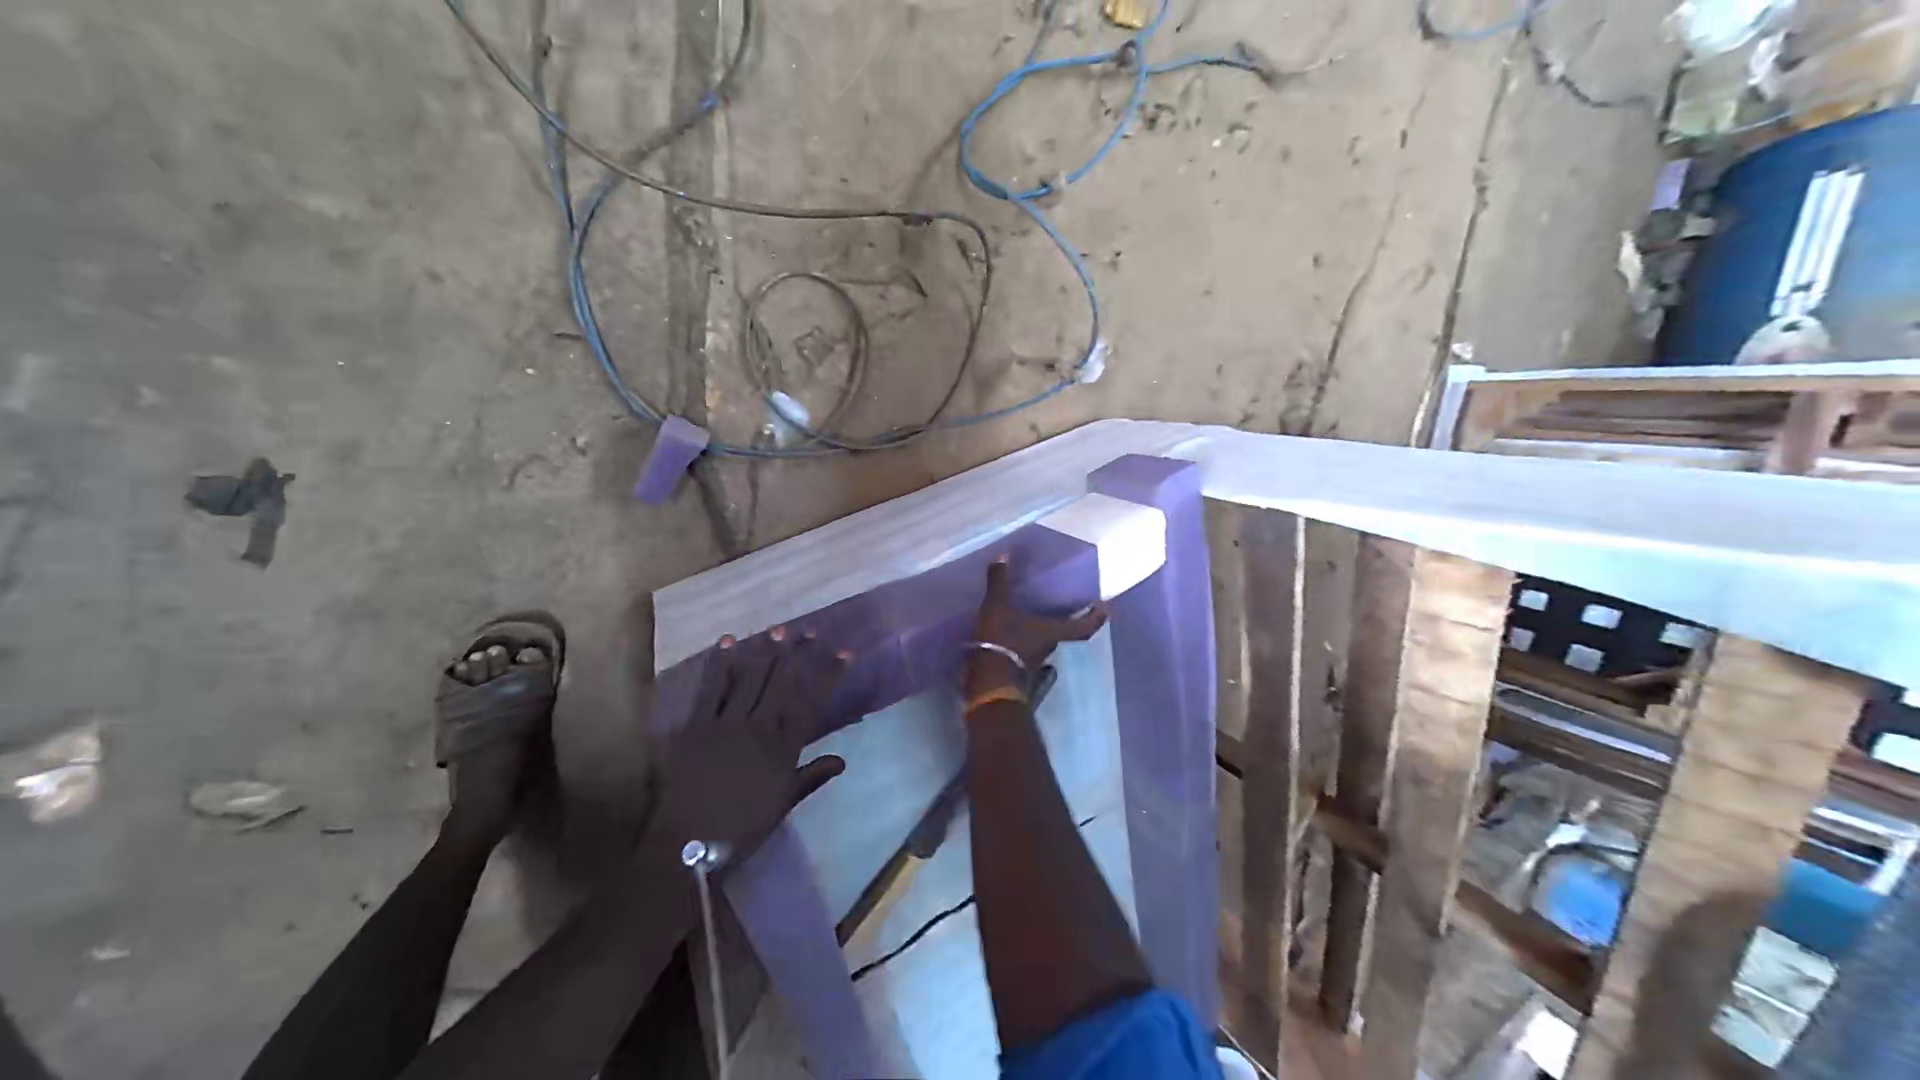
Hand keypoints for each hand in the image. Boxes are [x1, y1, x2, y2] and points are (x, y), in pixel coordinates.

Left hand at [653, 628, 849, 860]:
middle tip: (812, 630)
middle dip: (800, 654)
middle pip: (784, 682)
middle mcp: (759, 727)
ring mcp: (726, 723)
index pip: (812, 702)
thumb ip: (811, 777)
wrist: (689, 844)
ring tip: (779, 629)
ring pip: (751, 679)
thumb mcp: (783, 804)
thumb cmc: (742, 828)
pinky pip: (711, 688)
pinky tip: (728, 642)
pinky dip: (720, 664)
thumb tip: (842, 760)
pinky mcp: (697, 725)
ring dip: (766, 652)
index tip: (844, 653)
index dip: (829, 675)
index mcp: (783, 747)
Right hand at [965, 556, 1106, 708]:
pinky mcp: (1019, 671)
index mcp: (1052, 632)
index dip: (1096, 617)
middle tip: (1066, 607)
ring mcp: (1035, 663)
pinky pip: (1028, 654)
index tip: (1105, 608)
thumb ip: (1000, 581)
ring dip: (1044, 634)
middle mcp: (1049, 648)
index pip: (1084, 626)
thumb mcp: (997, 607)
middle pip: (1065, 634)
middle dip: (1067, 621)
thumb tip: (1003, 555)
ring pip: (1046, 645)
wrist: (987, 681)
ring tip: (1035, 618)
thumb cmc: (1002, 640)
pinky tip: (1015, 637)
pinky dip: (1026, 645)